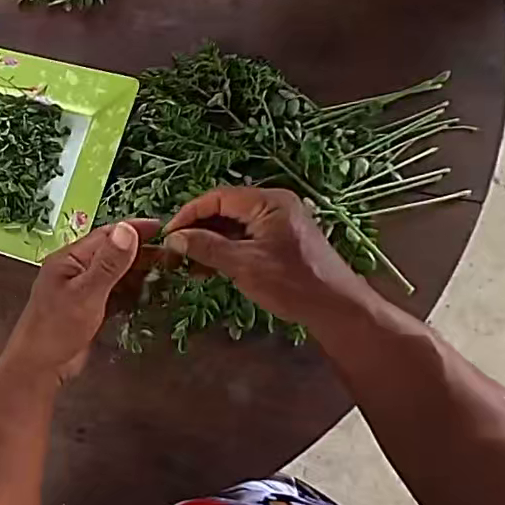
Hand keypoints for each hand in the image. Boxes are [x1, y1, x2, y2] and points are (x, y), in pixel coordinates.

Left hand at [0, 219, 156, 383]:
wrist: (39, 368)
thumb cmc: (56, 328)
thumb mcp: (85, 293)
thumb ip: (108, 263)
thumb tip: (127, 229)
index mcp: (69, 259)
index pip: (106, 235)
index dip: (134, 230)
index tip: (164, 228)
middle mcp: (76, 271)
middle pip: (113, 254)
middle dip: (142, 253)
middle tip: (175, 255)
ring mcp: (82, 291)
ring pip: (116, 276)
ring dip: (140, 273)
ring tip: (170, 272)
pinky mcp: (90, 311)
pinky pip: (115, 295)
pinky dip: (133, 293)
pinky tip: (152, 294)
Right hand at [163, 187, 374, 325]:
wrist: (335, 307)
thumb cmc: (291, 282)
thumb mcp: (243, 264)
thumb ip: (207, 247)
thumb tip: (174, 238)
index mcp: (268, 202)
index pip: (217, 197)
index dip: (189, 214)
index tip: (168, 235)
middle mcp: (273, 206)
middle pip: (223, 210)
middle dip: (197, 230)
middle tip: (174, 251)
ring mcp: (277, 223)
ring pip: (232, 226)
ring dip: (208, 243)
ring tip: (187, 264)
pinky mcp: (279, 241)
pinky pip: (244, 238)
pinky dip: (224, 251)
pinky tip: (207, 269)